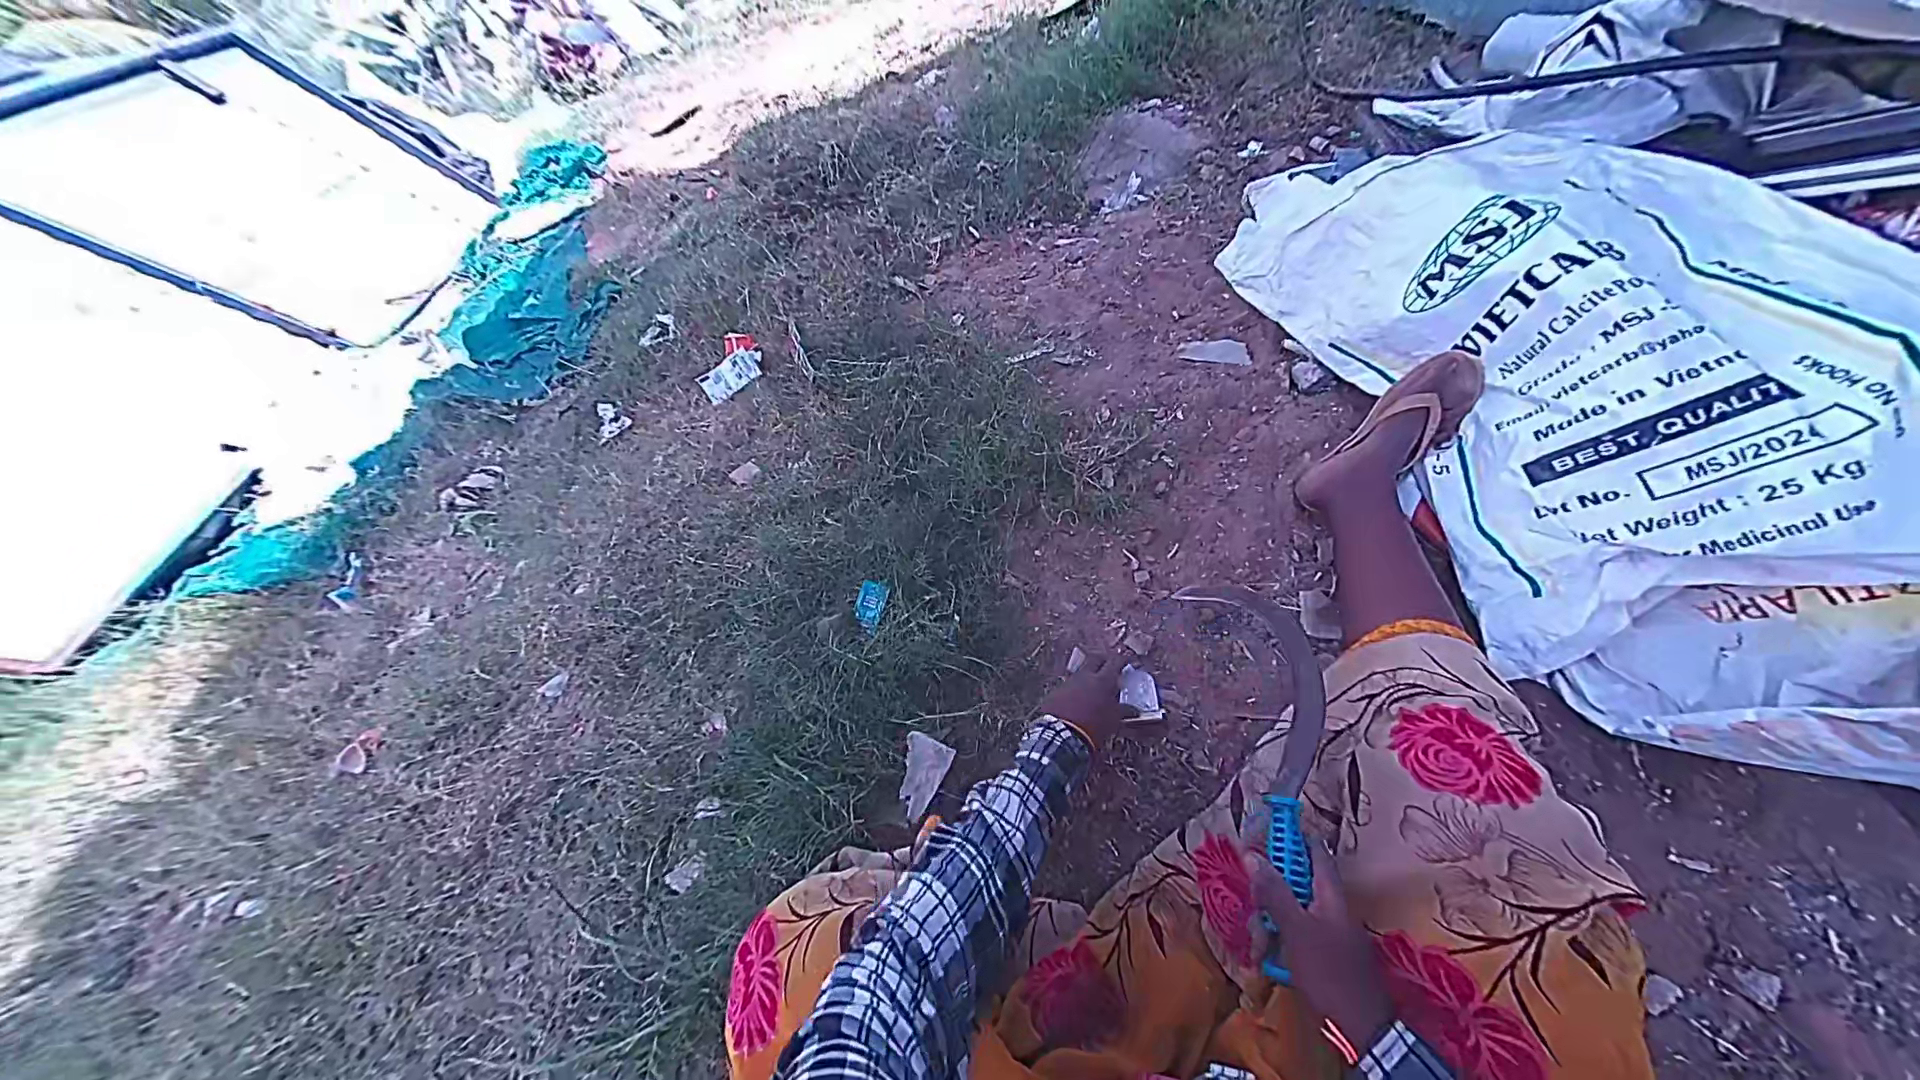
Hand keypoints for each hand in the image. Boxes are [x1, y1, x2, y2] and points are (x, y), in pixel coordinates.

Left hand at [1035, 653, 1139, 749]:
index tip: (1129, 661)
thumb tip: (1133, 710)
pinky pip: (1070, 683)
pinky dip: (1078, 687)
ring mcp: (1069, 682)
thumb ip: (1123, 710)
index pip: (1115, 662)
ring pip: (1082, 670)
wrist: (1060, 734)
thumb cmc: (1092, 727)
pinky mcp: (1057, 690)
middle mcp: (1085, 676)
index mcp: (1102, 681)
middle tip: (1112, 667)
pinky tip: (1080, 696)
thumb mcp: (1113, 720)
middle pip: (1096, 659)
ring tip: (1096, 685)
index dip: (1123, 659)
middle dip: (1105, 660)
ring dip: (1090, 674)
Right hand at [1244, 840, 1395, 1049]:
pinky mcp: (1325, 953)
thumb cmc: (1330, 973)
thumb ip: (1274, 892)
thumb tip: (1253, 856)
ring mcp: (1329, 930)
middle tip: (1254, 903)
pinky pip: (1296, 932)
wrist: (1364, 1031)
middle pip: (1295, 881)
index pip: (1313, 850)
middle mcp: (1331, 907)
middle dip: (1269, 889)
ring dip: (1270, 921)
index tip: (1265, 828)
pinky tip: (1270, 959)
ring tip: (1260, 945)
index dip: (1292, 835)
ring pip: (1291, 909)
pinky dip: (1280, 940)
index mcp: (1329, 894)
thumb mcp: (1295, 930)